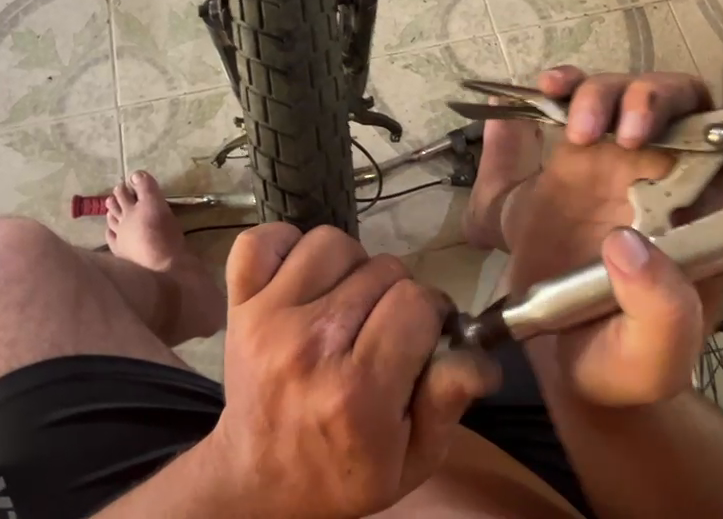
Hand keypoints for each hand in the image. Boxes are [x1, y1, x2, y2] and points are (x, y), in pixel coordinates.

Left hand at [203, 225, 496, 517]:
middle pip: (382, 269)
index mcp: (358, 390)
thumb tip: (483, 354)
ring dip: (349, 267)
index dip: (432, 313)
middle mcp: (311, 344)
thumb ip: (448, 402)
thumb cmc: (344, 472)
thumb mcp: (413, 459)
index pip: (417, 301)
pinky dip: (284, 246)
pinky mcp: (239, 304)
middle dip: (396, 294)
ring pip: (332, 243)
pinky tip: (301, 278)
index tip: (425, 334)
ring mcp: (269, 318)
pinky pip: (262, 240)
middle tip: (385, 328)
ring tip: (347, 302)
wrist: (259, 482)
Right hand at [494, 51, 722, 405]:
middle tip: (628, 131)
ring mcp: (619, 166)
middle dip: (659, 97)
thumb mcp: (650, 360)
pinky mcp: (573, 164)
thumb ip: (659, 314)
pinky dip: (562, 89)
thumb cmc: (624, 366)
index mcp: (711, 220)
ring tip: (576, 126)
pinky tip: (545, 89)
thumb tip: (629, 242)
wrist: (564, 364)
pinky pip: (572, 109)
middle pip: (683, 107)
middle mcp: (672, 182)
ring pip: (626, 97)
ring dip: (604, 91)